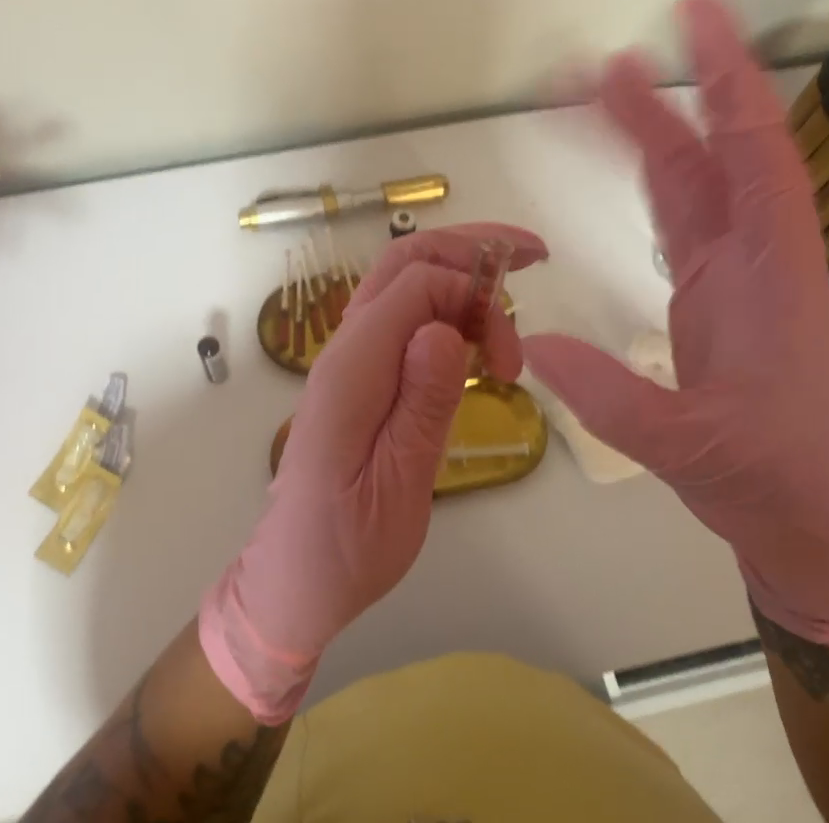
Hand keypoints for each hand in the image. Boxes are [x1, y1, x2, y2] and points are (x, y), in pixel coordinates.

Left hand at [200, 223, 547, 723]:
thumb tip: (446, 327)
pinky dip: (444, 308)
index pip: (416, 283)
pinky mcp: (356, 379)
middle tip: (534, 261)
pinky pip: (400, 318)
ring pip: (401, 284)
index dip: (474, 295)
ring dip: (459, 277)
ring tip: (508, 316)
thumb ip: (421, 404)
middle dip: (470, 249)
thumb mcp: (397, 485)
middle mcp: (344, 351)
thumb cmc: (346, 546)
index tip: (512, 359)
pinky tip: (476, 336)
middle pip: (403, 262)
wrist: (294, 578)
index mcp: (352, 370)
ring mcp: (347, 361)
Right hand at [523, 0, 828, 642]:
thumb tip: (531, 343)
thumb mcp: (687, 448)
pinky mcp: (716, 300)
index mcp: (772, 280)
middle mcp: (760, 262)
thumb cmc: (770, 482)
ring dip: (655, 133)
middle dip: (674, 95)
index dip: (728, 84)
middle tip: (614, 48)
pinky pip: (683, 222)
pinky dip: (655, 182)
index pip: (755, 159)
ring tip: (602, 87)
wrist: (806, 522)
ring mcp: (738, 279)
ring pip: (696, 186)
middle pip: (717, 158)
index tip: (699, 18)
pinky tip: (628, 159)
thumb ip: (610, 396)